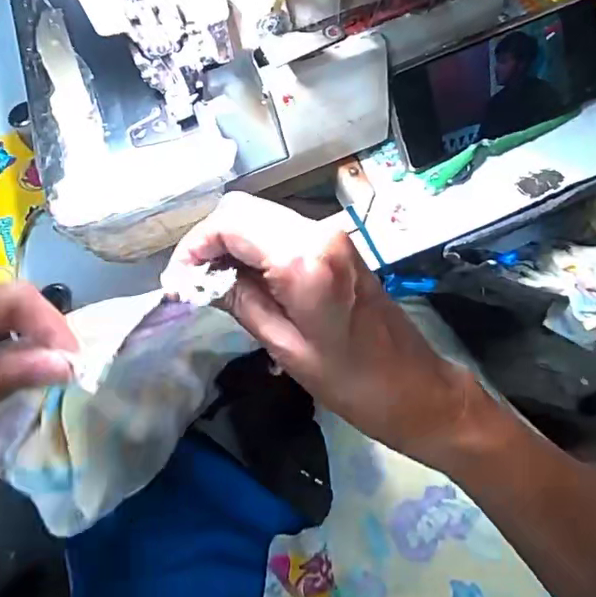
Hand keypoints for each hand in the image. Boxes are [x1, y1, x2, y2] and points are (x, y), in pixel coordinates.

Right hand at [167, 192, 491, 464]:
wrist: (418, 387)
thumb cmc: (353, 382)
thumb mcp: (285, 347)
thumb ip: (238, 301)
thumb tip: (195, 281)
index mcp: (304, 258)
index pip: (230, 224)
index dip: (194, 247)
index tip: (177, 281)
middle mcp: (317, 232)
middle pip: (242, 209)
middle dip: (208, 241)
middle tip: (190, 282)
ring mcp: (329, 233)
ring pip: (259, 215)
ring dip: (229, 242)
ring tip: (211, 283)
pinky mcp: (334, 242)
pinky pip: (279, 229)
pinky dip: (252, 245)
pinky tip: (242, 277)